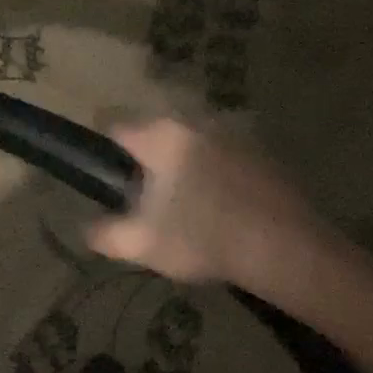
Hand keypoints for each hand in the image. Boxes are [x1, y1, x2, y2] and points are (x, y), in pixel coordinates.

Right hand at [85, 119, 337, 289]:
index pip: (115, 125)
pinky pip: (224, 156)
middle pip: (156, 131)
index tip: (101, 169)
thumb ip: (106, 234)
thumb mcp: (142, 244)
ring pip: (192, 143)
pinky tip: (220, 208)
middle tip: (142, 194)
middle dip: (146, 157)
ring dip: (183, 163)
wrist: (286, 249)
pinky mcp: (263, 154)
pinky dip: (215, 173)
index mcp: (161, 137)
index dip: (102, 146)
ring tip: (182, 203)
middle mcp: (196, 123)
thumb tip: (86, 227)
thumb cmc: (203, 239)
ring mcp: (234, 135)